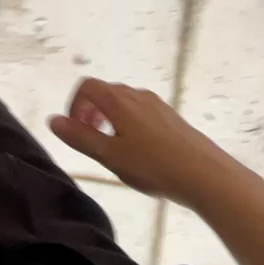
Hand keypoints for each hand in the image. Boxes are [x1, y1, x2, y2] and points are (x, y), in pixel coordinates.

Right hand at [48, 79, 254, 212]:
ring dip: (110, 117)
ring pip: (124, 102)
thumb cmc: (154, 167)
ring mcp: (158, 105)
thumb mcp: (110, 156)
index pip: (87, 87)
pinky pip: (142, 111)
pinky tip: (140, 151)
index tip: (75, 129)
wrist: (210, 178)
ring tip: (114, 147)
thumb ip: (80, 137)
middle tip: (92, 139)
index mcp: (119, 101)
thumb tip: (53, 120)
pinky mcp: (173, 118)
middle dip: (91, 111)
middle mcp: (137, 95)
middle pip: (105, 91)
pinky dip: (129, 123)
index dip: (74, 105)